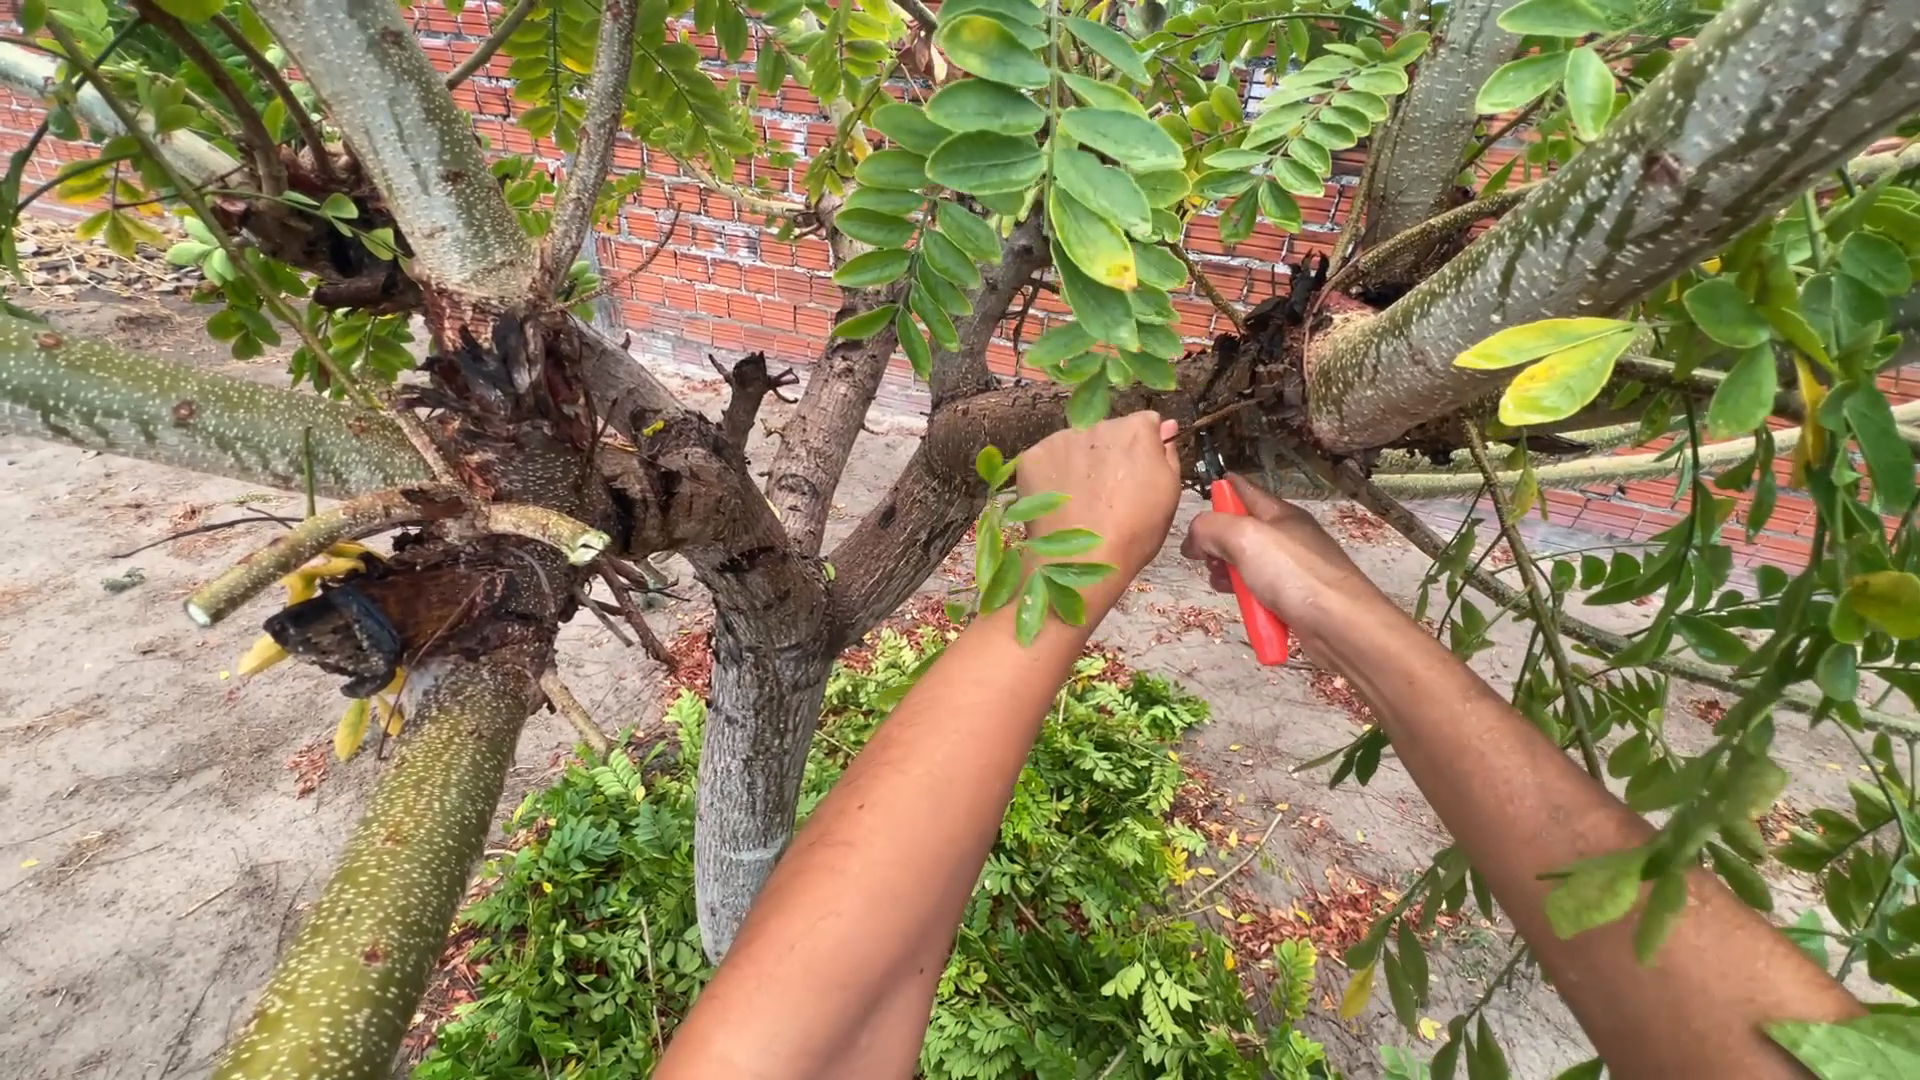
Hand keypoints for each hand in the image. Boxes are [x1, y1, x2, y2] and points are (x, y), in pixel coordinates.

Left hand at [1015, 412, 1182, 586]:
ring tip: (1080, 500)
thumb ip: (1167, 454)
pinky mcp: (1032, 456)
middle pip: (1106, 432)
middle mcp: (1097, 425)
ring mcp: (1061, 439)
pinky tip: (1058, 500)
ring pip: (1073, 444)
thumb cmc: (1135, 532)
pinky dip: (1050, 474)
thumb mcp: (1169, 494)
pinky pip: (1046, 459)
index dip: (1141, 449)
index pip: (1143, 425)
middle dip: (1108, 453)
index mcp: (1136, 429)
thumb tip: (1165, 427)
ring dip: (1078, 462)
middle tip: (1107, 492)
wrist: (1082, 559)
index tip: (1136, 474)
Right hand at [1180, 474, 1389, 645]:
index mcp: (1278, 513)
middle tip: (1208, 559)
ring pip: (1243, 564)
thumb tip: (1192, 541)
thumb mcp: (1242, 537)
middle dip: (1215, 544)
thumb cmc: (1293, 574)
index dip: (1220, 491)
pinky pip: (1257, 590)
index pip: (1243, 491)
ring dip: (1226, 574)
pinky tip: (1242, 604)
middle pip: (1237, 532)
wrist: (1339, 624)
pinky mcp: (1292, 596)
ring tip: (1223, 584)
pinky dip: (1244, 597)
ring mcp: (1290, 568)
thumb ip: (1208, 528)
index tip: (1200, 498)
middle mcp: (1286, 536)